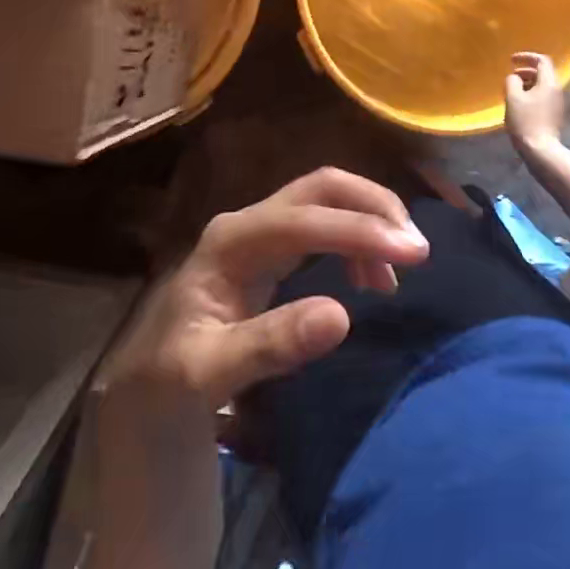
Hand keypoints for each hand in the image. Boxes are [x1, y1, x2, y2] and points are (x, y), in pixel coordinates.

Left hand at [100, 168, 429, 415]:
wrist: (152, 380)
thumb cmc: (172, 378)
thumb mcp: (210, 372)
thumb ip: (269, 345)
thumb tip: (340, 314)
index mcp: (228, 244)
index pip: (300, 221)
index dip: (358, 230)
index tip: (413, 253)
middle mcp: (245, 226)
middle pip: (318, 188)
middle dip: (372, 206)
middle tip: (417, 250)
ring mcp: (259, 235)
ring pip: (324, 200)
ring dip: (370, 220)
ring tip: (400, 271)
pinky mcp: (271, 253)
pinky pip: (323, 226)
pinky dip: (358, 238)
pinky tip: (372, 277)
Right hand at [505, 51, 565, 153]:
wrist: (540, 147)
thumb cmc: (525, 121)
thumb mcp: (512, 98)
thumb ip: (512, 82)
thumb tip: (514, 77)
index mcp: (549, 83)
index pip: (542, 61)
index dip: (526, 57)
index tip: (511, 60)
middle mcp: (557, 89)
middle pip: (543, 72)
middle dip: (526, 71)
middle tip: (510, 77)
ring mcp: (557, 102)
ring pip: (542, 85)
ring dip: (527, 83)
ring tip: (512, 90)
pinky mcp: (554, 112)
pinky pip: (543, 95)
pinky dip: (531, 93)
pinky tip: (519, 103)